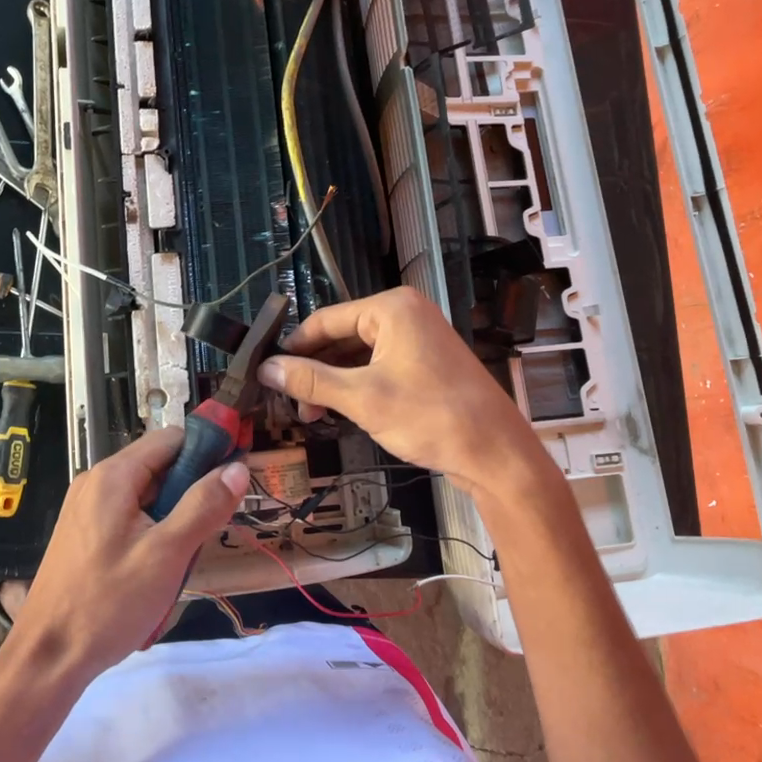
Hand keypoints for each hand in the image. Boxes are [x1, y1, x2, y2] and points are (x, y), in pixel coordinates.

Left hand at [10, 427, 249, 679]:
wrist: (48, 655)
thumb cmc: (108, 602)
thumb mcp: (166, 554)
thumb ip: (204, 506)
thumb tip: (237, 468)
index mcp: (114, 475)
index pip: (171, 439)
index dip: (208, 451)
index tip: (237, 478)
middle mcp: (96, 482)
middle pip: (159, 467)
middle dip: (191, 492)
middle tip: (210, 532)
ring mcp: (86, 509)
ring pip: (146, 496)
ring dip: (173, 519)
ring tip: (183, 559)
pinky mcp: (84, 535)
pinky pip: (129, 518)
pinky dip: (152, 534)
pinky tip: (158, 570)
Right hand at [256, 288, 545, 494]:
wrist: (496, 453)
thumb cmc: (429, 416)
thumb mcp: (362, 398)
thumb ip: (310, 381)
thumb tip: (266, 369)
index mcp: (391, 308)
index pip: (324, 320)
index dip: (293, 348)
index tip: (267, 374)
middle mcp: (405, 314)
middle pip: (341, 336)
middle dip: (313, 370)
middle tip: (289, 404)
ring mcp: (418, 338)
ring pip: (358, 355)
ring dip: (332, 383)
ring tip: (310, 415)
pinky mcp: (426, 364)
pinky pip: (378, 367)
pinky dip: (356, 387)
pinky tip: (338, 411)